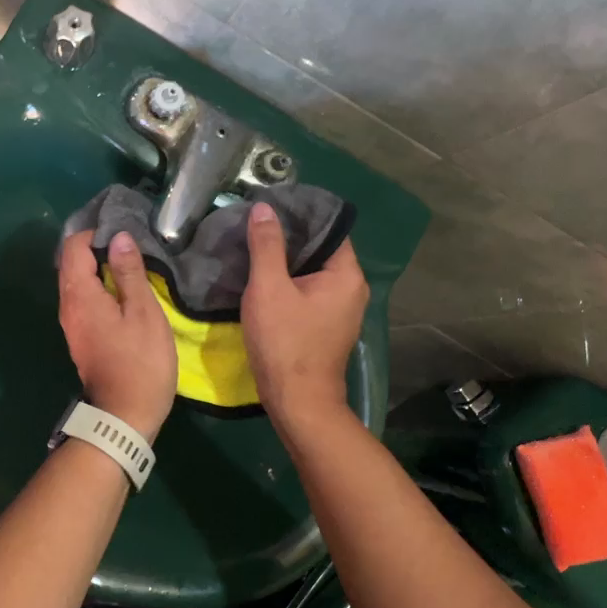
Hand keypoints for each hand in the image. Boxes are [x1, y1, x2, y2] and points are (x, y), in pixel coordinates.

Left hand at [57, 231, 177, 439]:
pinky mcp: (80, 336)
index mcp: (79, 294)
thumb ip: (130, 272)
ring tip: (132, 266)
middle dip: (97, 247)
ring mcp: (71, 322)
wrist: (123, 416)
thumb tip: (119, 237)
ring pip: (77, 281)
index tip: (125, 233)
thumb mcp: (143, 313)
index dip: (97, 233)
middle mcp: (67, 305)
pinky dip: (99, 287)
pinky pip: (83, 299)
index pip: (74, 246)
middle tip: (132, 246)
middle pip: (72, 262)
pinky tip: (124, 292)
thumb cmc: (140, 362)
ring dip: (99, 268)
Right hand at [241, 203, 368, 423]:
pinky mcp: (326, 326)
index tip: (271, 206)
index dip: (300, 215)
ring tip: (255, 246)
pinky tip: (262, 278)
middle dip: (289, 238)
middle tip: (256, 224)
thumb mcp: (269, 288)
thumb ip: (267, 246)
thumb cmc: (285, 341)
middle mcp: (352, 289)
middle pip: (320, 250)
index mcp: (347, 275)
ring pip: (312, 272)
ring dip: (286, 262)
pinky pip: (308, 292)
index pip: (328, 230)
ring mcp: (341, 310)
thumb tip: (264, 208)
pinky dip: (289, 283)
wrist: (296, 401)